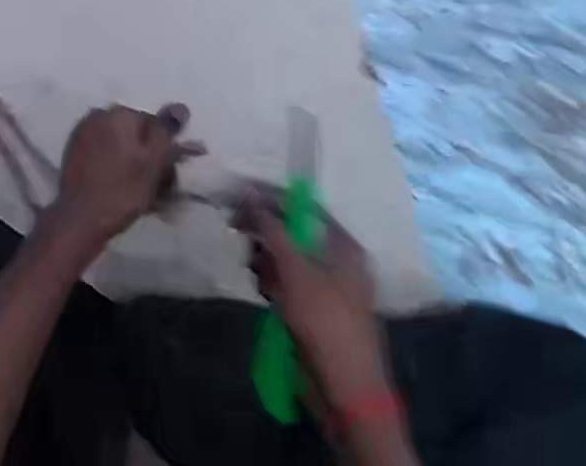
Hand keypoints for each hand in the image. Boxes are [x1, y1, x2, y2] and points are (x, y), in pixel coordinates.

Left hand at [48, 103, 199, 246]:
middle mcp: (99, 116)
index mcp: (120, 114)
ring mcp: (83, 134)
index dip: (166, 152)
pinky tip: (123, 192)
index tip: (170, 177)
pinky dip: (116, 169)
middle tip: (160, 190)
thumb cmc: (122, 190)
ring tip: (145, 197)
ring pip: (120, 147)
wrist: (79, 218)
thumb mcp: (153, 161)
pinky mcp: (74, 153)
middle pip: (136, 136)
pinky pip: (104, 156)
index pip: (155, 126)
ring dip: (135, 167)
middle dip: (150, 160)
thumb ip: (166, 131)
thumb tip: (180, 107)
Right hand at [237, 191, 391, 409]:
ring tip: (260, 277)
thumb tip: (248, 191)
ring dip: (265, 263)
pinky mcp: (311, 309)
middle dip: (264, 235)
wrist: (346, 392)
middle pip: (290, 233)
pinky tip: (265, 295)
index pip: (302, 207)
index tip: (239, 199)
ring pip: (283, 259)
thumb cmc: (325, 321)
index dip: (270, 200)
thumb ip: (270, 228)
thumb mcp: (294, 269)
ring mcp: (323, 286)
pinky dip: (271, 284)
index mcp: (343, 246)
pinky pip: (285, 283)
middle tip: (239, 235)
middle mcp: (336, 260)